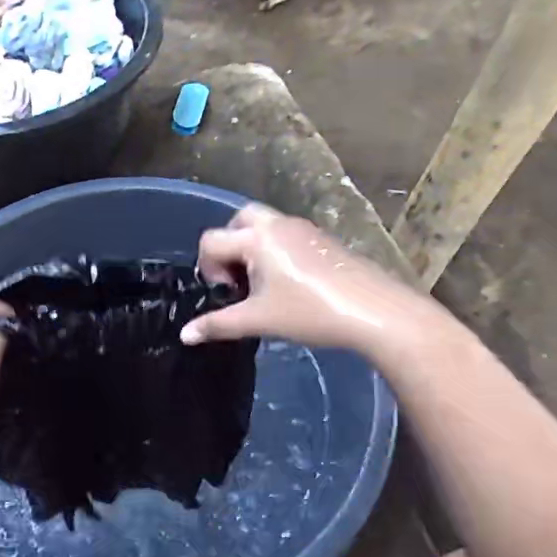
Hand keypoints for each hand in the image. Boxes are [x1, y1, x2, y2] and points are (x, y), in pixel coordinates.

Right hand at [180, 204, 424, 353]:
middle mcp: (276, 224)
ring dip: (251, 249)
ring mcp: (301, 228)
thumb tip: (185, 335)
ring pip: (263, 226)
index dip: (208, 269)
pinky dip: (274, 251)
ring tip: (261, 285)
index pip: (211, 240)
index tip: (226, 294)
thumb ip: (218, 325)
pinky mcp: (320, 239)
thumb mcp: (258, 321)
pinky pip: (285, 235)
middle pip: (237, 221)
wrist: (371, 310)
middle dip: (228, 248)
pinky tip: (287, 285)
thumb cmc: (309, 313)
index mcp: (256, 238)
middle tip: (237, 280)